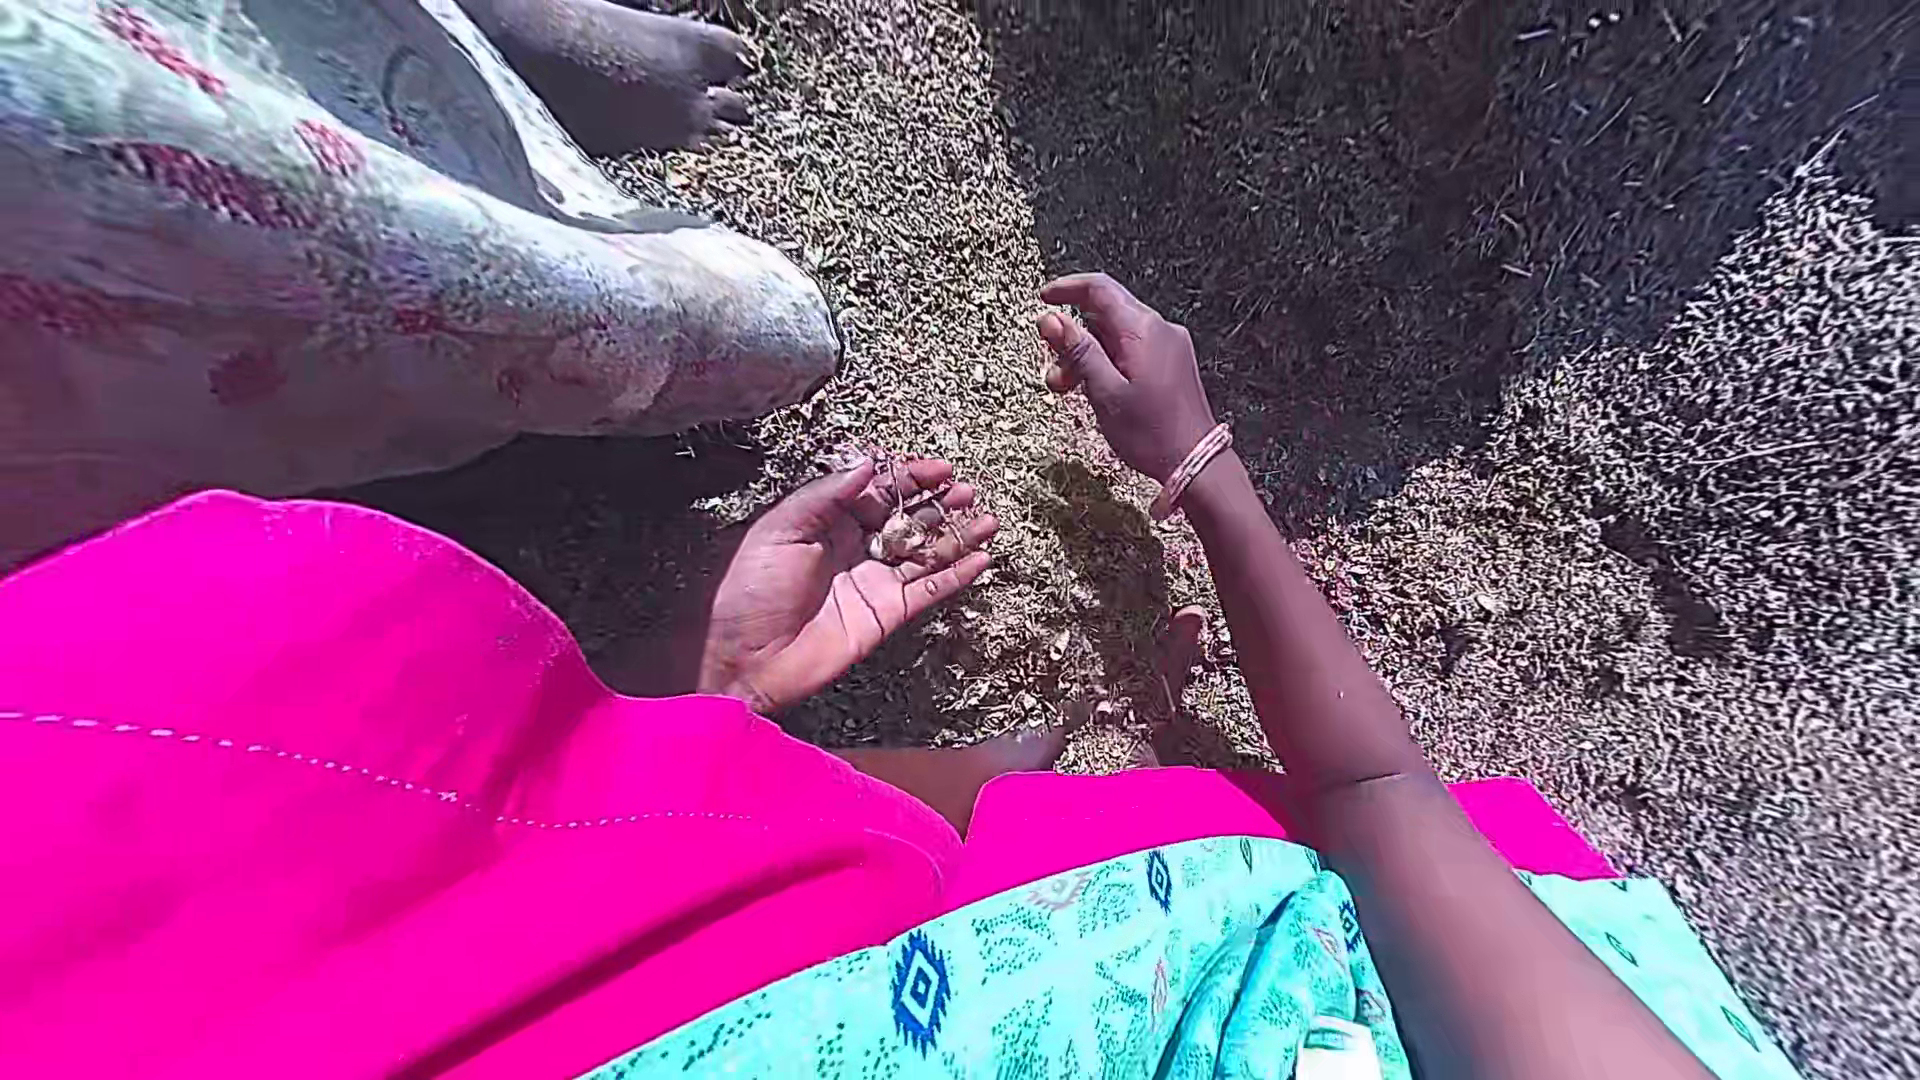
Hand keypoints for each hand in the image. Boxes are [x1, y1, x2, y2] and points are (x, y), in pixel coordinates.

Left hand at [693, 458, 996, 712]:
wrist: (744, 657)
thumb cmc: (748, 588)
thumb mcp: (780, 529)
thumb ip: (827, 495)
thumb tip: (868, 464)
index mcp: (828, 521)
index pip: (880, 491)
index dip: (910, 478)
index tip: (939, 468)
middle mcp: (857, 547)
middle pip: (908, 518)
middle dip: (939, 503)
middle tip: (967, 491)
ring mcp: (875, 580)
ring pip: (926, 552)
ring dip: (957, 536)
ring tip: (987, 521)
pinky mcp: (887, 612)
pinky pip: (929, 590)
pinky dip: (956, 576)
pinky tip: (980, 560)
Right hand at [1037, 273, 1219, 482]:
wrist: (1194, 462)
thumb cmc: (1150, 433)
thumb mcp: (1104, 392)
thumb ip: (1078, 352)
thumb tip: (1051, 320)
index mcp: (1143, 330)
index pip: (1099, 289)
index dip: (1067, 289)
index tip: (1044, 298)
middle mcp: (1159, 330)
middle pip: (1105, 316)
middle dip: (1073, 339)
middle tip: (1054, 374)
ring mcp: (1168, 346)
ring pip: (1116, 337)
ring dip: (1087, 357)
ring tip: (1070, 390)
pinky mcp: (1171, 364)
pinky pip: (1131, 351)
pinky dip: (1107, 364)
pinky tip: (1097, 390)